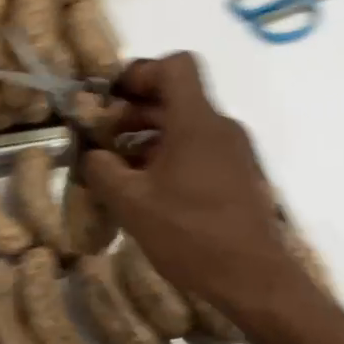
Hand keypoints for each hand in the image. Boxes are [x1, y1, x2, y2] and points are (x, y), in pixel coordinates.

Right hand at [81, 54, 302, 314]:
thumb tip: (91, 154)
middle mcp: (220, 127)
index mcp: (196, 122)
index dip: (139, 73)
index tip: (111, 102)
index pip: (174, 66)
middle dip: (134, 112)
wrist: (253, 278)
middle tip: (102, 141)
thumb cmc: (189, 235)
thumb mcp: (130, 203)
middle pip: (176, 97)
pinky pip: (200, 151)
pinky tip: (149, 193)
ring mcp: (235, 152)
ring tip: (120, 172)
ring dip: (149, 139)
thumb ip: (102, 170)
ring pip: (186, 127)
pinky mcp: (240, 177)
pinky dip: (170, 159)